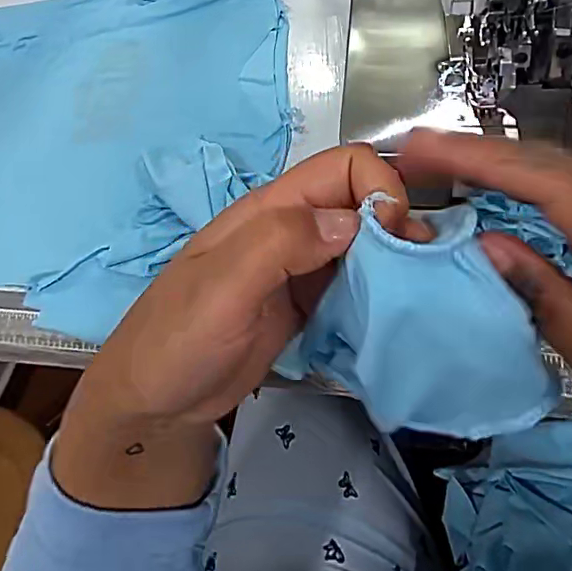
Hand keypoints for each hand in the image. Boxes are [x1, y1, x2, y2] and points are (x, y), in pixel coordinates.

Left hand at [52, 143, 417, 508]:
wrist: (155, 404)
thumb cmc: (178, 338)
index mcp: (272, 208)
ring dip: (394, 257)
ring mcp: (302, 266)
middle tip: (416, 268)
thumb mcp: (222, 286)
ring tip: (415, 290)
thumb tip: (353, 221)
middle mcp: (293, 228)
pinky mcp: (309, 302)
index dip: (378, 188)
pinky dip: (380, 288)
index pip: (344, 166)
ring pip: (364, 241)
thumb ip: (280, 243)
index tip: (392, 235)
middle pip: (361, 199)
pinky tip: (394, 310)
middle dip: (397, 223)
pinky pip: (355, 281)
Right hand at [396, 130, 571, 570]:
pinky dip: (533, 183)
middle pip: (552, 165)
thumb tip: (491, 244)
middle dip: (480, 152)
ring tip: (446, 166)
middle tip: (417, 153)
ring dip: (504, 162)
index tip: (420, 148)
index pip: (543, 183)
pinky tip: (508, 195)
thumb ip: (553, 302)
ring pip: (566, 173)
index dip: (477, 159)